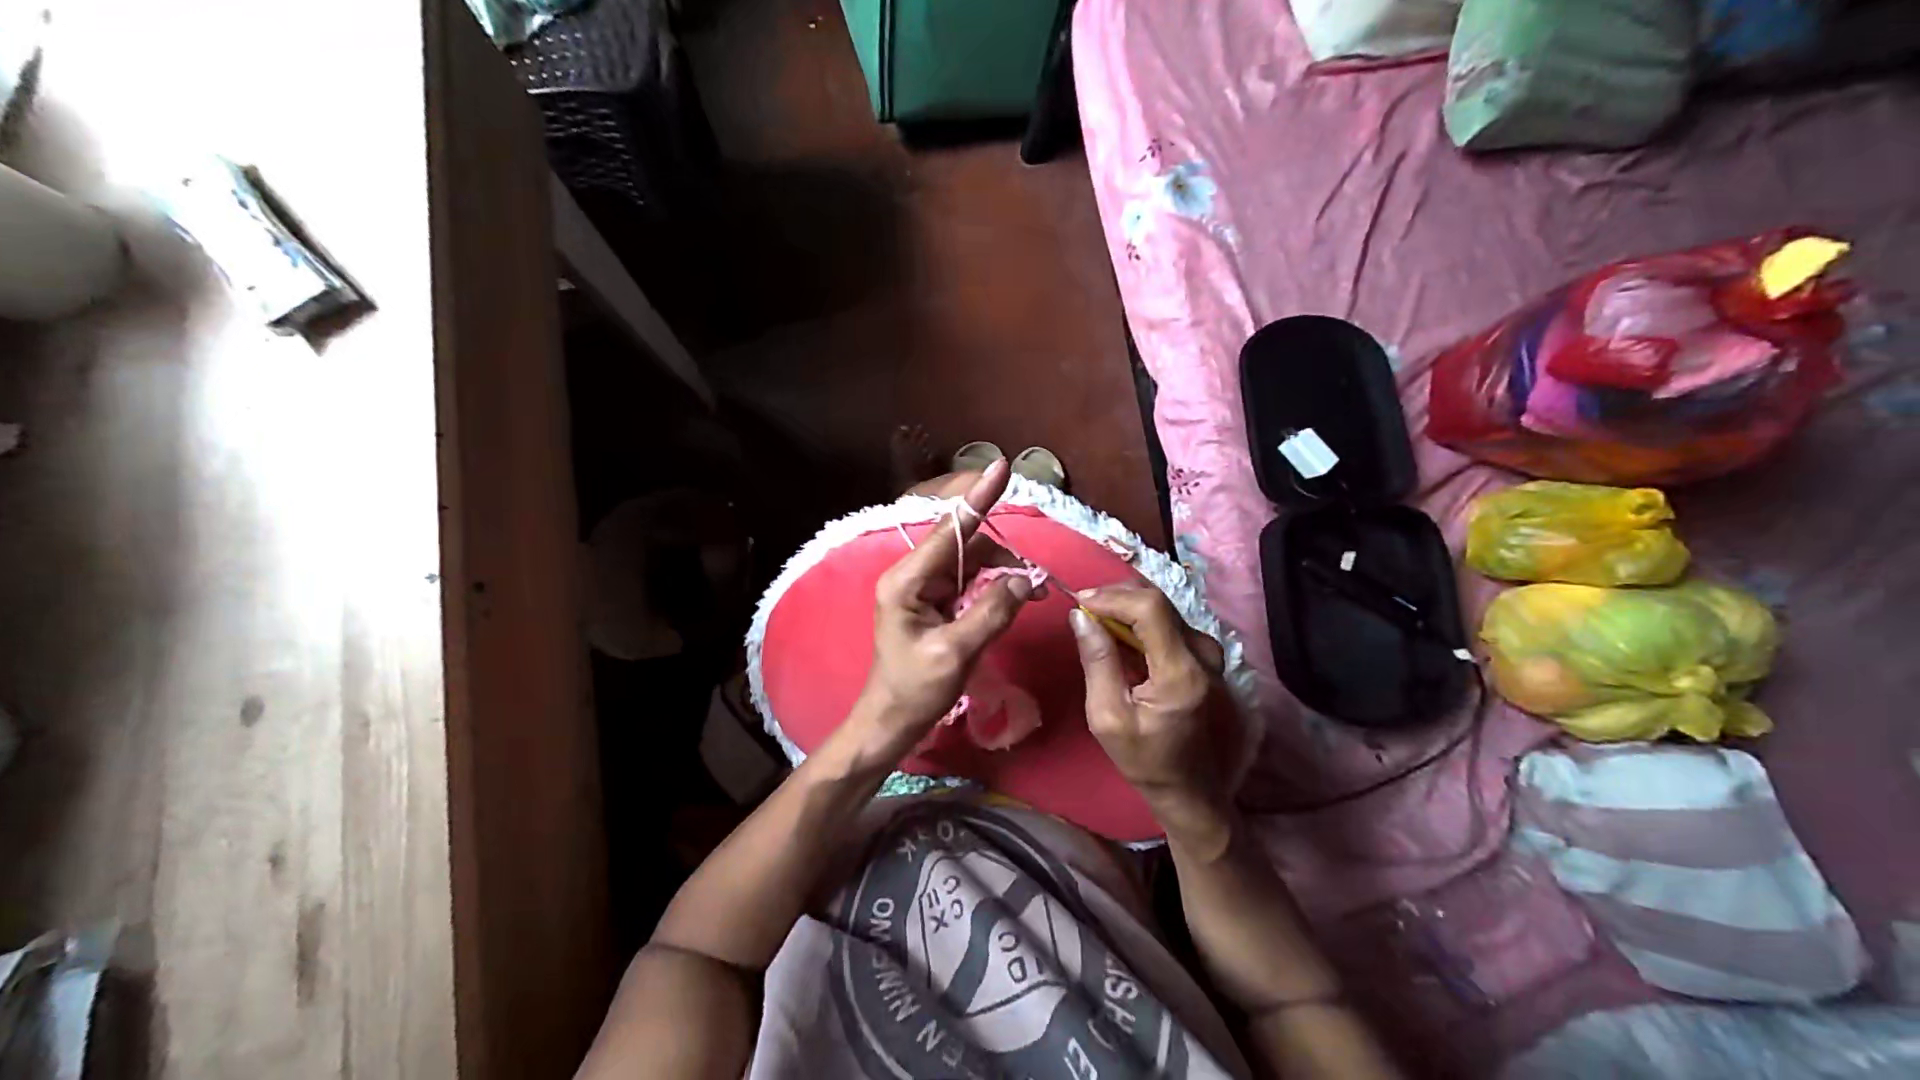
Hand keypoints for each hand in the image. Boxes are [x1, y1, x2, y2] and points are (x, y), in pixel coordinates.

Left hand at [852, 460, 1032, 761]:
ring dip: (1002, 571)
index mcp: (907, 580)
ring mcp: (924, 588)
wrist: (892, 721)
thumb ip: (992, 611)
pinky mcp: (935, 602)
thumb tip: (1025, 580)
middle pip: (966, 544)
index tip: (1001, 467)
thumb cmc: (915, 689)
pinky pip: (971, 582)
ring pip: (972, 563)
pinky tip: (1015, 597)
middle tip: (1037, 578)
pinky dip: (995, 586)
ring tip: (1032, 592)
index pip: (950, 530)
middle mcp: (914, 575)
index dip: (978, 498)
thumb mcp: (956, 652)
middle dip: (1003, 553)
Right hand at [1069, 582, 1236, 834]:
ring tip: (1097, 619)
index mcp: (1180, 672)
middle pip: (1158, 602)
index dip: (1112, 596)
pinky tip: (1121, 635)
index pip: (1150, 608)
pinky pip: (1172, 623)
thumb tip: (1080, 616)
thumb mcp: (1107, 717)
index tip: (1080, 602)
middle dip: (1116, 597)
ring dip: (1128, 607)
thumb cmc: (1146, 760)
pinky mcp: (1209, 658)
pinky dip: (1142, 621)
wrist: (1193, 791)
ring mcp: (1212, 655)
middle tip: (1083, 608)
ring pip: (1165, 609)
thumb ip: (1097, 661)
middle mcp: (1204, 654)